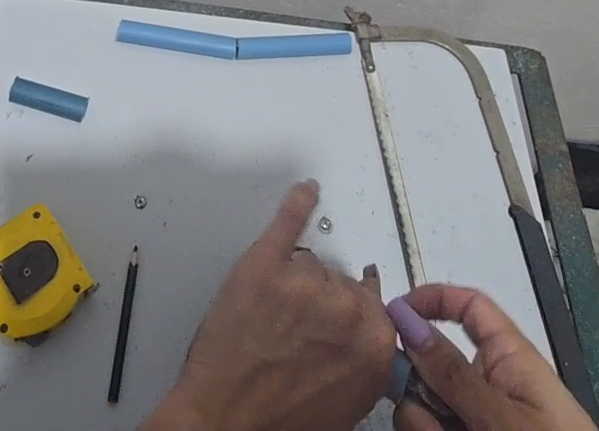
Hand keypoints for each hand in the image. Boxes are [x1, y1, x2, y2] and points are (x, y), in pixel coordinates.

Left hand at [142, 180, 395, 430]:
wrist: (225, 422)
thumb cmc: (282, 420)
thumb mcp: (347, 400)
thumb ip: (365, 357)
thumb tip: (367, 336)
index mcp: (374, 342)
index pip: (372, 301)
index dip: (346, 311)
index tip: (340, 309)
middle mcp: (344, 306)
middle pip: (338, 278)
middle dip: (319, 300)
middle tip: (294, 330)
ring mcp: (303, 281)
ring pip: (308, 262)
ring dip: (292, 282)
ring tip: (271, 318)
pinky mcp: (265, 264)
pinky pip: (286, 223)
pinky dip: (297, 203)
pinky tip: (306, 190)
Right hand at [385, 285, 595, 430]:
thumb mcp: (503, 417)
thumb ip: (453, 373)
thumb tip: (404, 318)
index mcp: (508, 356)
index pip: (468, 305)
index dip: (432, 298)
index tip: (394, 315)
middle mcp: (487, 381)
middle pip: (432, 360)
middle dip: (416, 385)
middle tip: (422, 417)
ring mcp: (475, 416)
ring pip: (424, 401)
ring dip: (422, 423)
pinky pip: (431, 427)